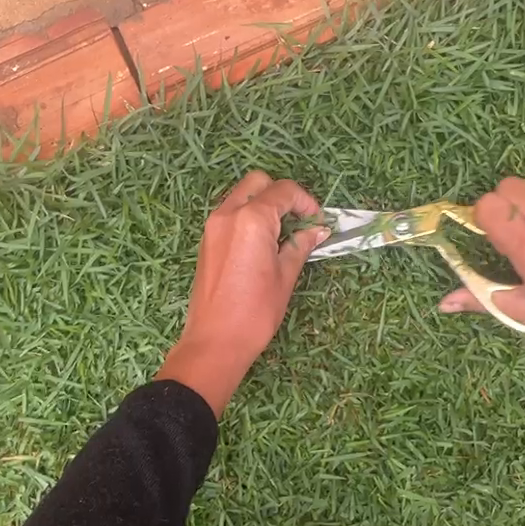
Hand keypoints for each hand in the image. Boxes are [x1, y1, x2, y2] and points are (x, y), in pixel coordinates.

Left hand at [156, 171, 329, 417]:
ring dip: (264, 205)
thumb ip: (300, 246)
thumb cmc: (255, 312)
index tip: (318, 221)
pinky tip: (262, 244)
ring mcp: (213, 226)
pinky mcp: (206, 240)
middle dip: (282, 195)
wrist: (215, 341)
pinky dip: (248, 217)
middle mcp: (228, 214)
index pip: (284, 192)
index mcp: (252, 219)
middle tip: (299, 221)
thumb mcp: (285, 276)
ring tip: (282, 234)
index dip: (306, 202)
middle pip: (259, 183)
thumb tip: (318, 230)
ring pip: (242, 196)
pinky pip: (230, 214)